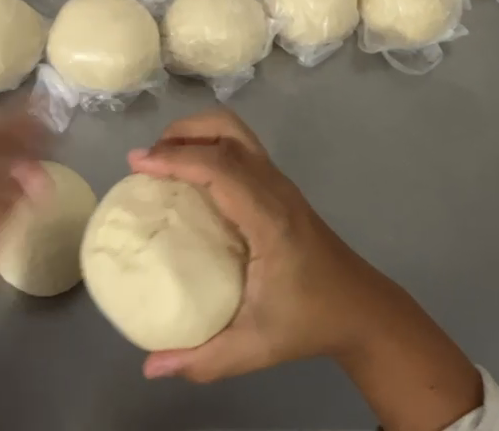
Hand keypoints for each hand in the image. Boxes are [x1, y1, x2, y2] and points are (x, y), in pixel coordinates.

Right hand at [127, 108, 381, 381]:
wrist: (362, 310)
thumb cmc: (310, 322)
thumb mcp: (257, 348)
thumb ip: (204, 360)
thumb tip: (151, 367)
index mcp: (269, 219)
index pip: (220, 168)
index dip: (176, 159)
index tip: (136, 164)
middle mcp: (275, 188)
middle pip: (228, 131)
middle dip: (182, 133)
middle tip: (147, 161)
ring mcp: (280, 182)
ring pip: (237, 132)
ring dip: (197, 133)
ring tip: (162, 161)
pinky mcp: (279, 186)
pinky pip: (241, 148)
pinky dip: (210, 146)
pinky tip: (190, 176)